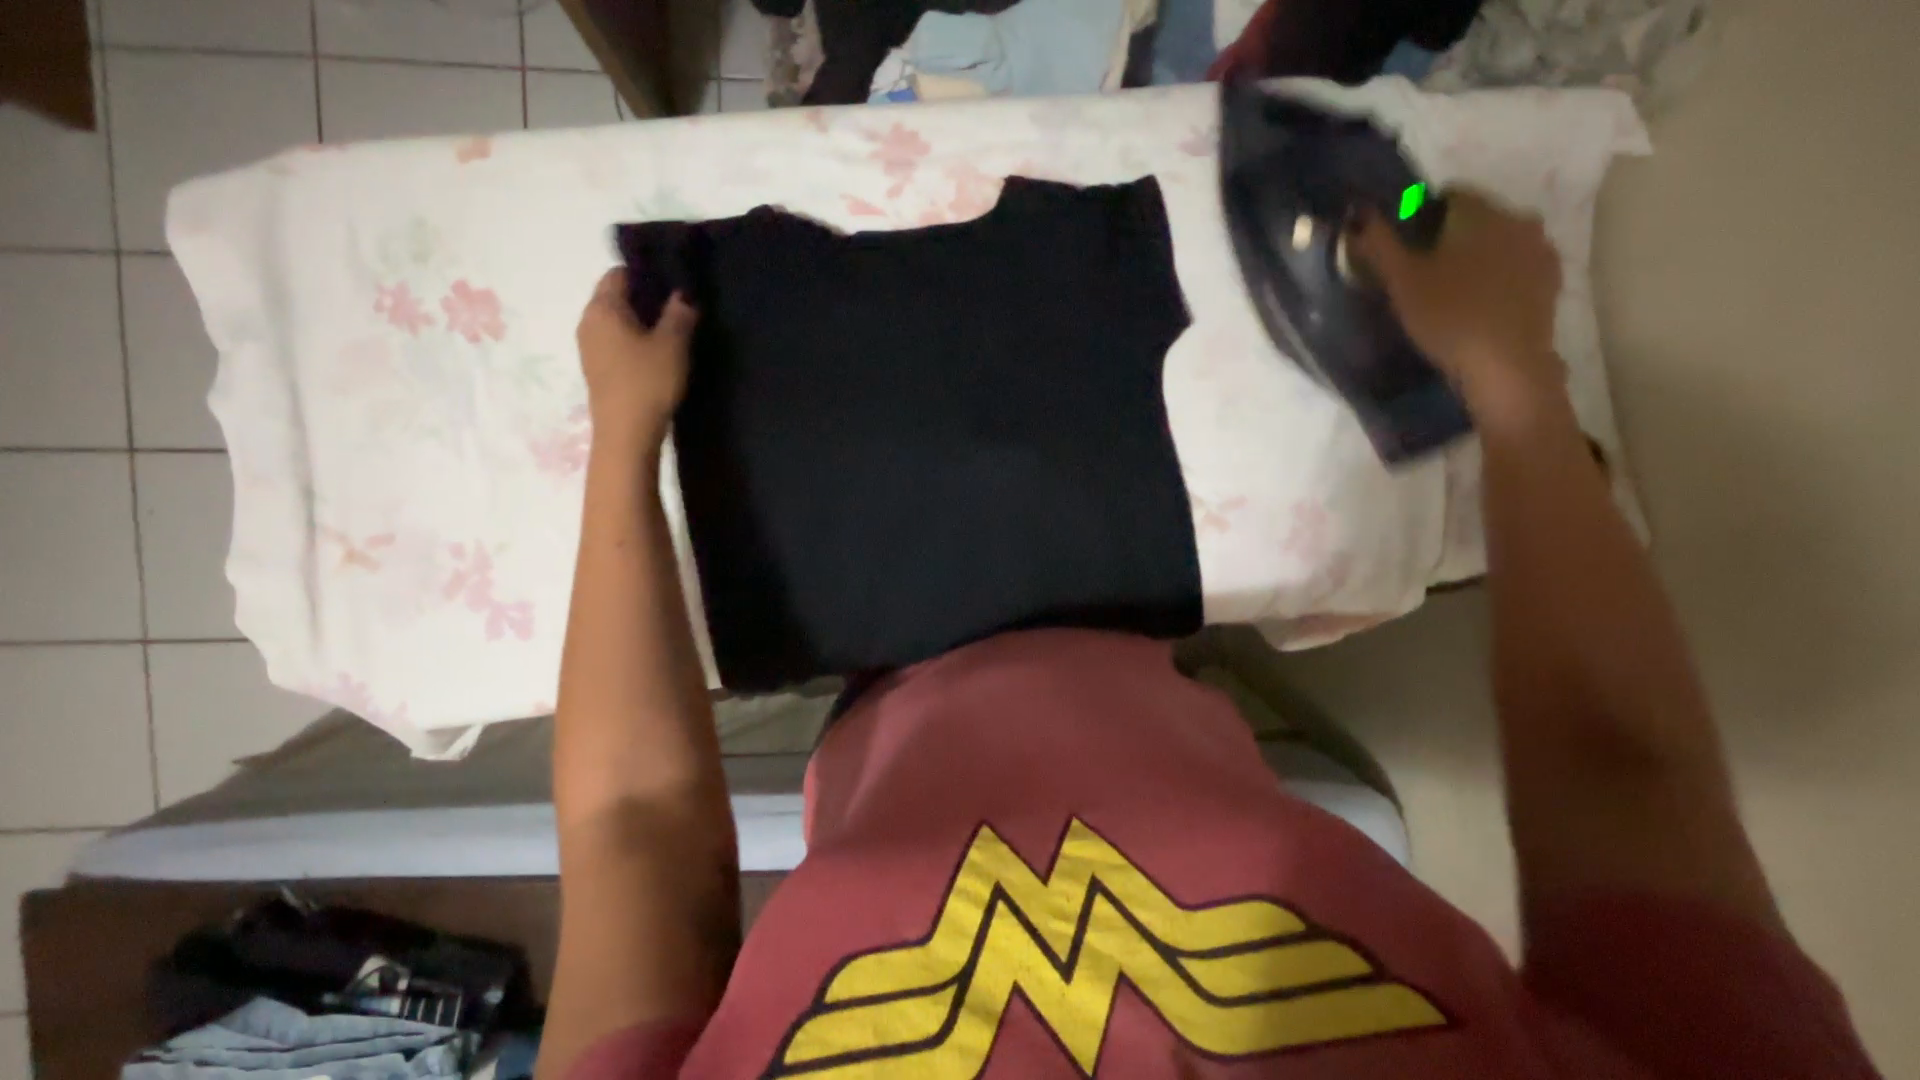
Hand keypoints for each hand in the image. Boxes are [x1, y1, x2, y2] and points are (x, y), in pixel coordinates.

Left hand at [576, 268, 697, 447]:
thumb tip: (683, 294)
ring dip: (641, 321)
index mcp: (602, 307)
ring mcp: (589, 347)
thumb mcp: (673, 344)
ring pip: (616, 321)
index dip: (647, 274)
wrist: (625, 435)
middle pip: (615, 296)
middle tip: (679, 306)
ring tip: (672, 331)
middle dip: (645, 297)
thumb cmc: (647, 382)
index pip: (619, 273)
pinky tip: (657, 354)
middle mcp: (588, 321)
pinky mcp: (596, 369)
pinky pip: (615, 342)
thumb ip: (680, 313)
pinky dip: (634, 341)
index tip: (674, 283)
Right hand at [1351, 189, 1567, 418]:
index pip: (1450, 194)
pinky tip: (1477, 307)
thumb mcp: (1401, 281)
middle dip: (1451, 237)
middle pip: (1477, 218)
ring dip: (1476, 258)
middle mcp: (1520, 220)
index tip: (1405, 248)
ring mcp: (1541, 251)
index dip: (1422, 217)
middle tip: (1423, 274)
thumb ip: (1378, 243)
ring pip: (1498, 243)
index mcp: (1483, 212)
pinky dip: (1497, 278)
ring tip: (1450, 293)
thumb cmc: (1448, 316)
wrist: (1505, 366)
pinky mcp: (1551, 283)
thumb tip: (1359, 214)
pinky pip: (1516, 268)